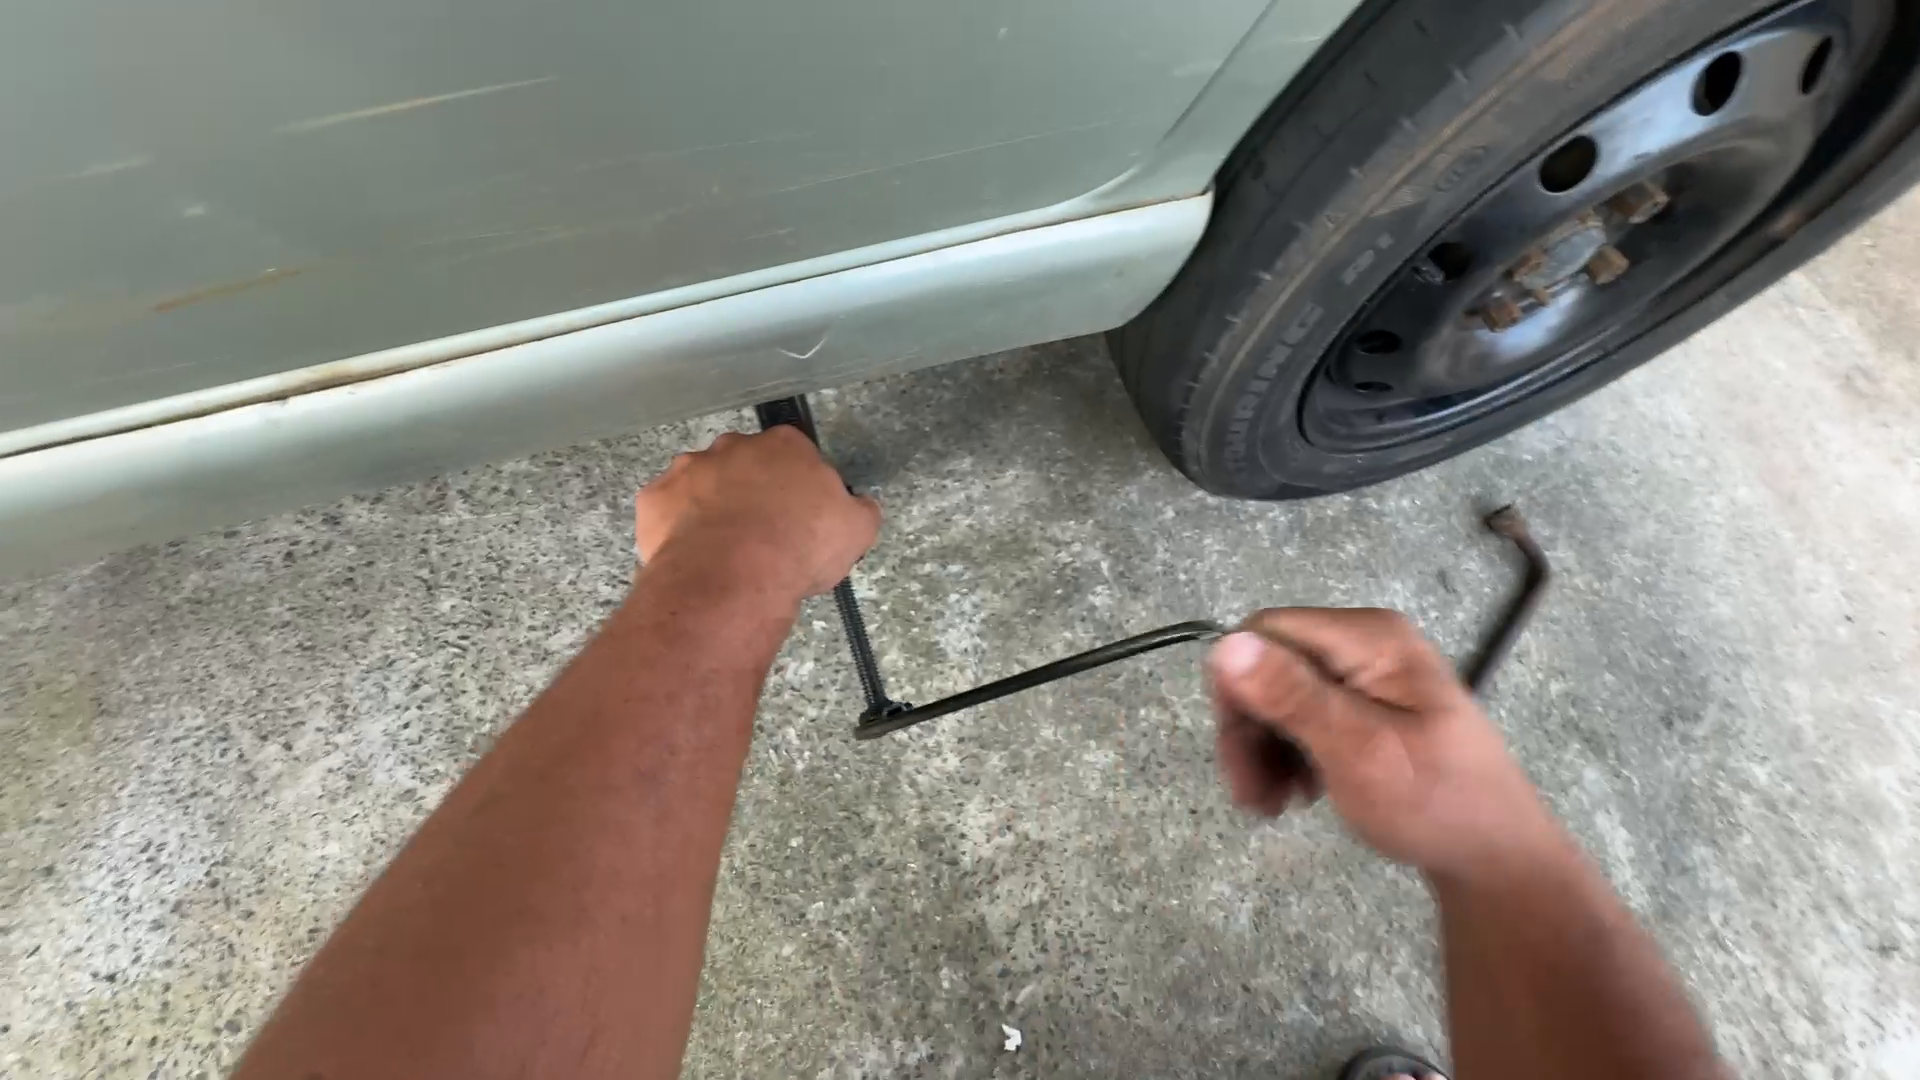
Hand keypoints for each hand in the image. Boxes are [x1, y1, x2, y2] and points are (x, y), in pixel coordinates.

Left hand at [634, 428, 880, 599]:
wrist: (733, 577)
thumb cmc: (799, 547)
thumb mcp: (857, 531)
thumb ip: (861, 510)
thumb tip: (860, 506)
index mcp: (785, 446)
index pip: (795, 455)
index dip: (798, 487)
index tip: (801, 517)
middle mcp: (734, 447)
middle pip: (746, 465)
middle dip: (752, 492)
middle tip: (764, 535)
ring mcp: (688, 470)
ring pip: (703, 485)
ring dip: (713, 508)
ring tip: (727, 552)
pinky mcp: (654, 499)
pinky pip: (669, 511)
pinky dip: (679, 529)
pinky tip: (696, 558)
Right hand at [1207, 608, 1562, 879]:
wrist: (1499, 862)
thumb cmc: (1435, 806)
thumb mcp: (1359, 752)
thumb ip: (1292, 697)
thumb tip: (1225, 646)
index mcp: (1368, 638)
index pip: (1265, 634)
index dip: (1238, 686)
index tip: (1236, 749)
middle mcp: (1362, 643)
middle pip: (1267, 665)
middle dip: (1249, 727)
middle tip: (1248, 793)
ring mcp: (1363, 673)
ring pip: (1275, 693)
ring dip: (1261, 747)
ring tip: (1268, 802)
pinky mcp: (1361, 704)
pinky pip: (1299, 713)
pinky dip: (1285, 752)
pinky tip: (1293, 791)